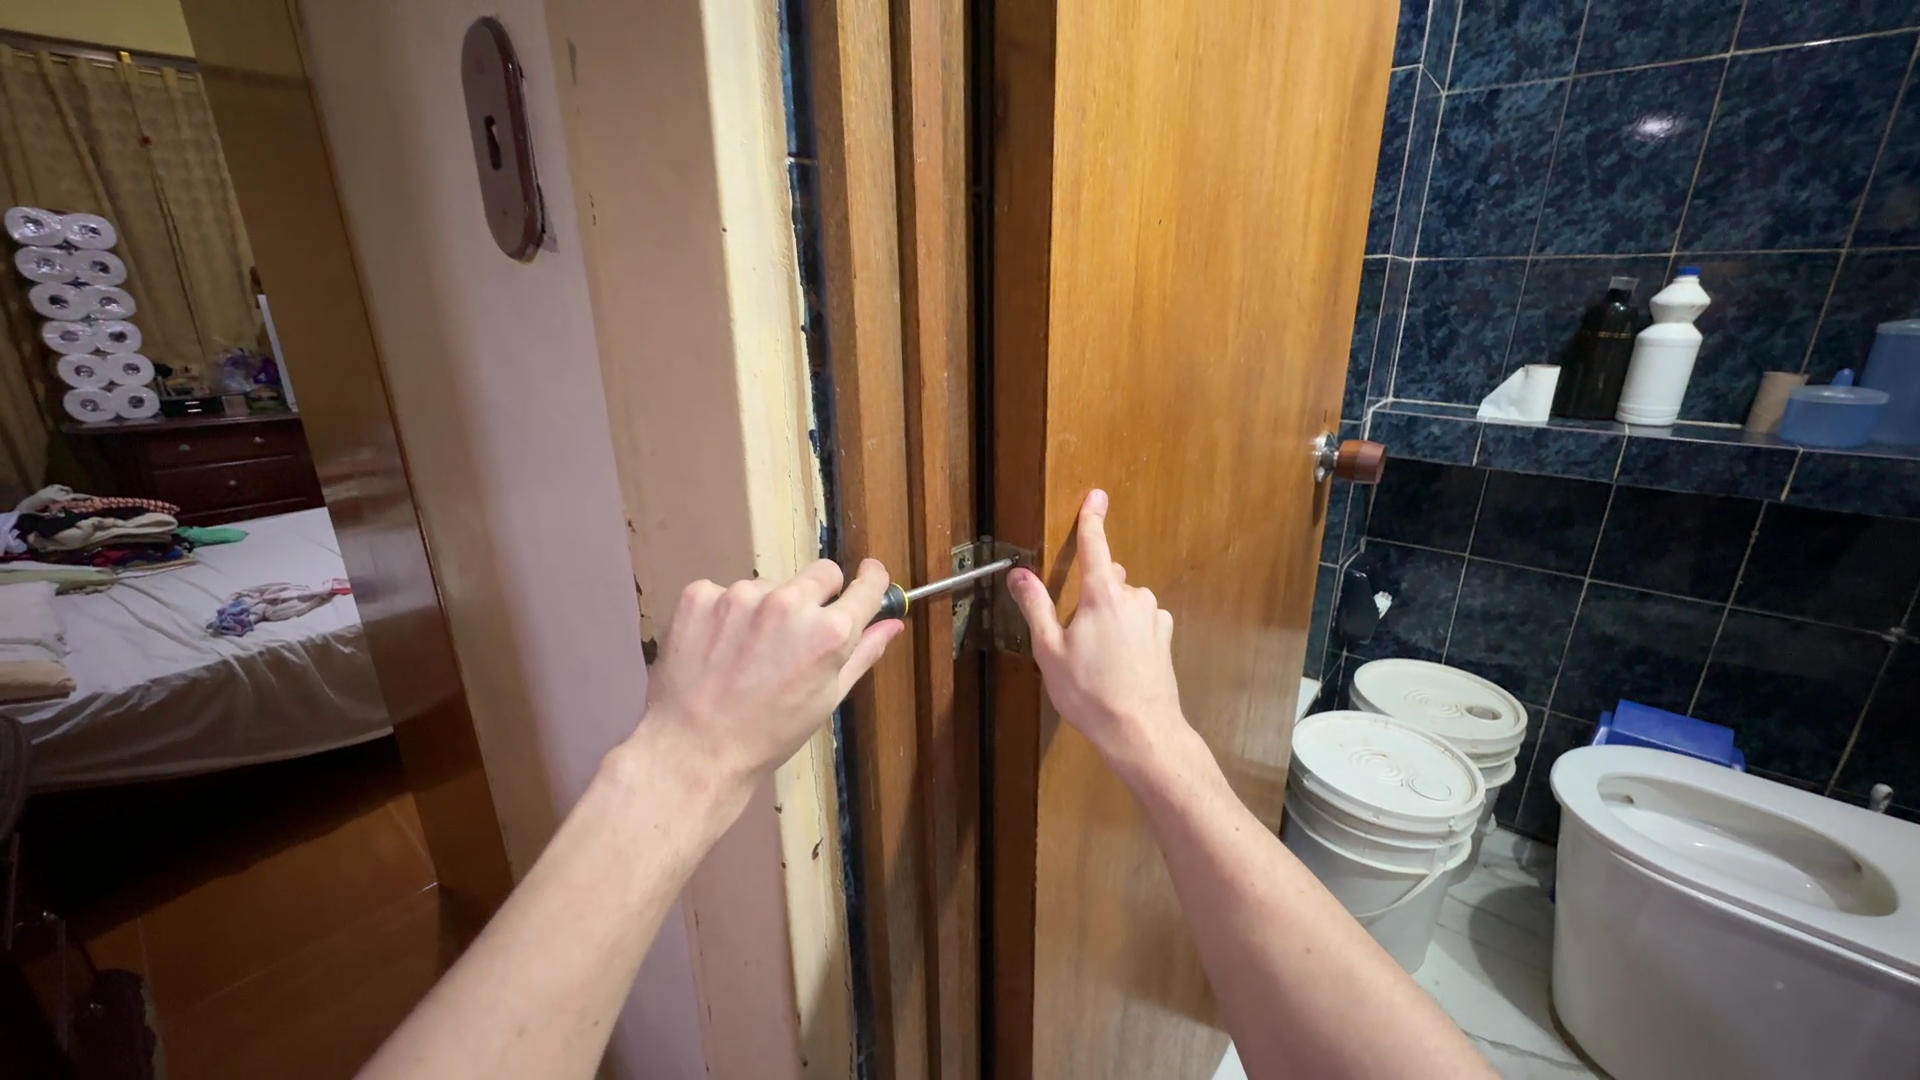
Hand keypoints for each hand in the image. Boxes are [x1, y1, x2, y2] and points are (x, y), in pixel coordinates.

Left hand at [638, 559, 903, 789]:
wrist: (694, 751)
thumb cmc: (769, 734)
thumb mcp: (828, 698)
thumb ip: (863, 653)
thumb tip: (893, 623)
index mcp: (830, 632)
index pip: (867, 583)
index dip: (871, 579)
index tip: (867, 576)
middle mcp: (789, 604)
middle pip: (822, 573)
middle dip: (819, 596)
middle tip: (797, 633)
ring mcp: (741, 595)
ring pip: (771, 584)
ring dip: (767, 608)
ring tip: (747, 652)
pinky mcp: (700, 595)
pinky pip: (725, 591)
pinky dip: (724, 613)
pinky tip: (717, 647)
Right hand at [1009, 489, 1184, 767]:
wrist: (1141, 730)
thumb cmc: (1091, 692)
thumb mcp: (1049, 650)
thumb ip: (1035, 606)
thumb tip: (1019, 574)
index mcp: (1101, 595)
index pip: (1094, 545)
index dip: (1092, 519)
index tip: (1096, 496)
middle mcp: (1133, 597)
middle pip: (1107, 578)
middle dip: (1090, 595)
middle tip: (1074, 634)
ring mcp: (1153, 616)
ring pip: (1124, 602)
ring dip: (1109, 616)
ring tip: (1095, 657)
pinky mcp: (1164, 636)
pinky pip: (1140, 621)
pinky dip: (1127, 632)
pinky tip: (1118, 662)